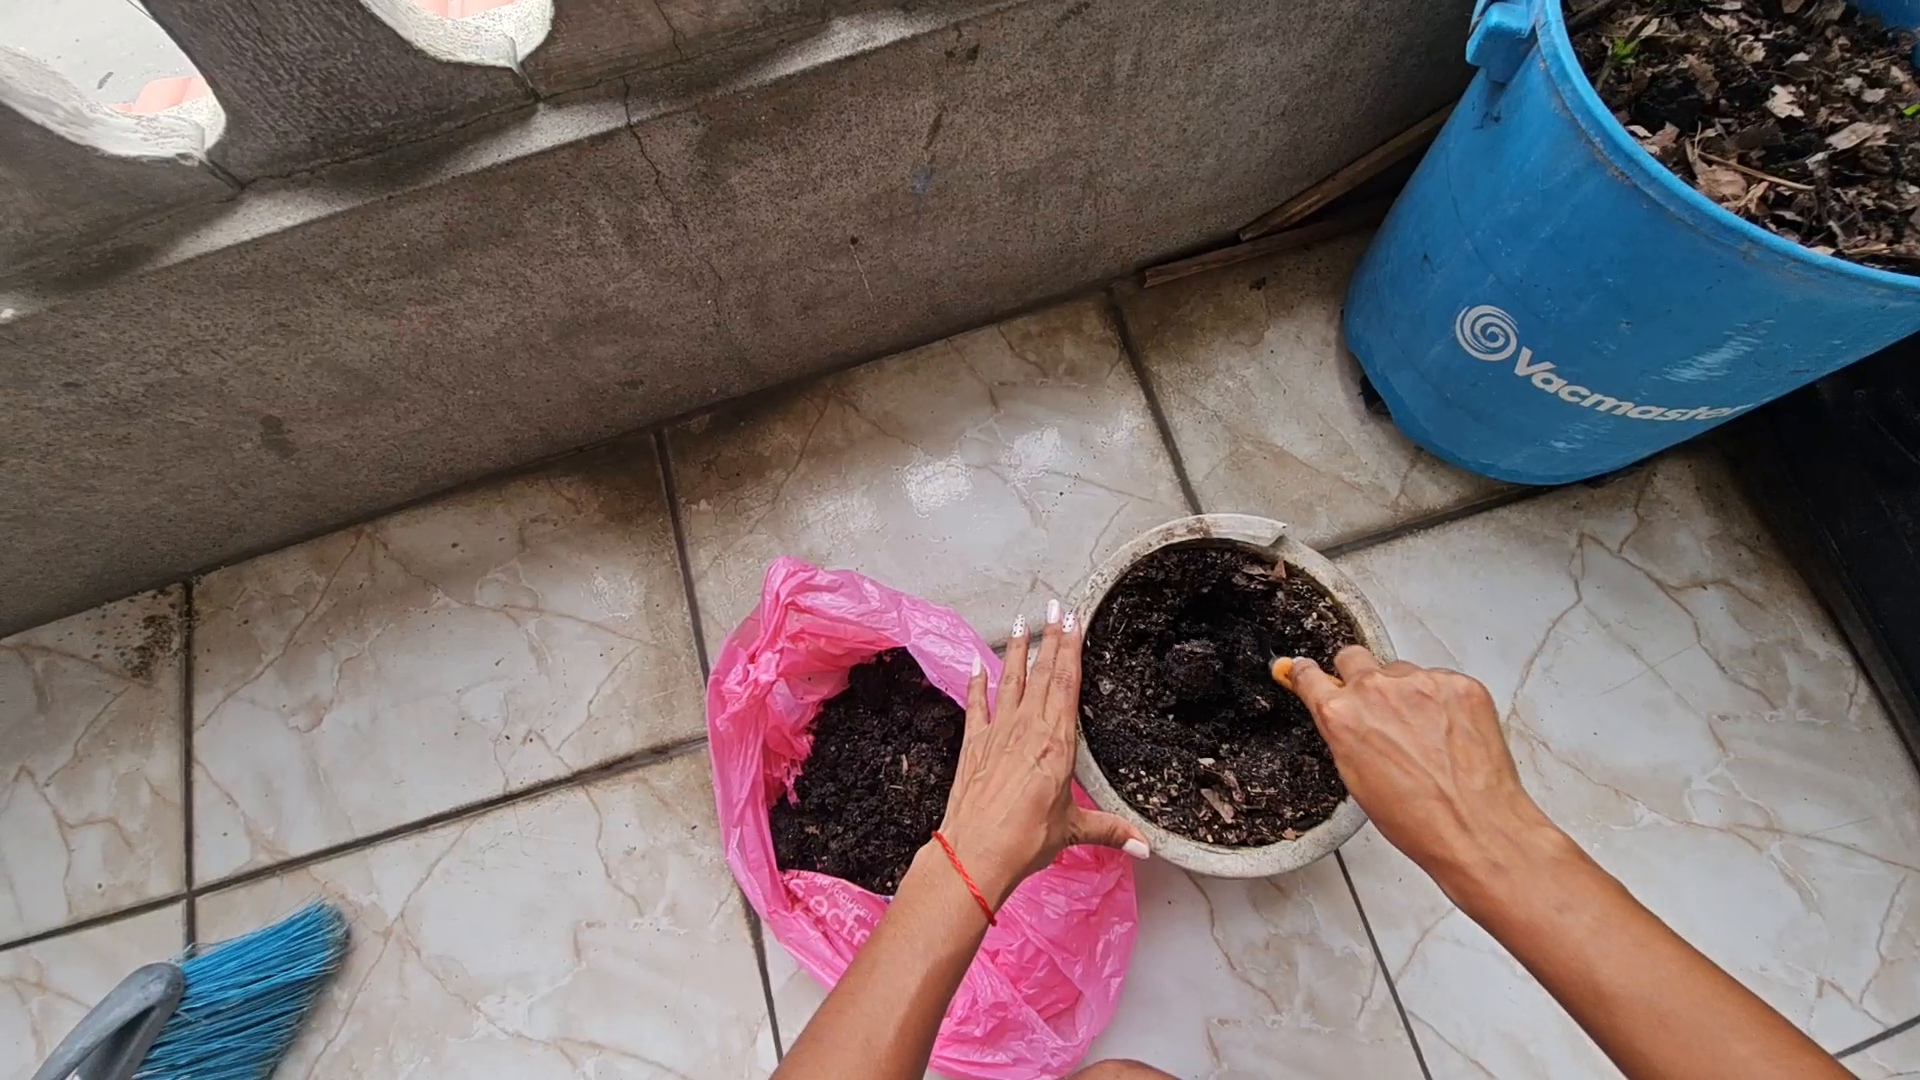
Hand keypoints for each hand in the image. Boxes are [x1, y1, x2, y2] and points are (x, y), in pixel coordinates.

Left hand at [937, 602, 1149, 908]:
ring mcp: (999, 731)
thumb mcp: (1074, 830)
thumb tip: (1146, 847)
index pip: (1067, 683)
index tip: (1073, 621)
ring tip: (1021, 621)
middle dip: (1050, 637)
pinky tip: (978, 662)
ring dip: (1018, 649)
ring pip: (1011, 679)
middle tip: (1054, 606)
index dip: (1071, 649)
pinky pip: (977, 703)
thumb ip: (1110, 830)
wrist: (976, 850)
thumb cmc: (1028, 838)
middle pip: (1043, 673)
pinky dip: (977, 681)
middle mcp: (1028, 727)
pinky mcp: (974, 742)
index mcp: (1057, 741)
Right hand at [1284, 646, 1569, 907]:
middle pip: (1352, 657)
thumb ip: (1340, 730)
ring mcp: (1419, 683)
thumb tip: (1332, 710)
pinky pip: (1440, 679)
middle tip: (1376, 705)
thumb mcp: (1353, 775)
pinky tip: (1450, 731)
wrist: (1479, 830)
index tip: (1309, 671)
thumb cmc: (1416, 817)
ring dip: (1405, 691)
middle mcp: (1374, 690)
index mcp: (1340, 714)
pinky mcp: (1459, 685)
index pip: (1308, 674)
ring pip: (1400, 670)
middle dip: (1357, 675)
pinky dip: (1442, 699)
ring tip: (1425, 732)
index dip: (1307, 673)